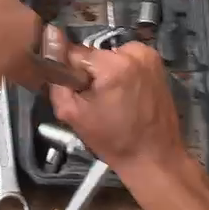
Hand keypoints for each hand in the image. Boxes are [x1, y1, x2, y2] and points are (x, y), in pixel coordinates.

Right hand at [48, 32, 188, 174]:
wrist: (154, 156)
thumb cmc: (113, 140)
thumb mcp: (72, 115)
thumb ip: (56, 83)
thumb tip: (51, 59)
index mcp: (113, 65)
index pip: (74, 53)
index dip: (69, 72)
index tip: (76, 92)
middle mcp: (134, 52)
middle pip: (93, 55)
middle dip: (89, 74)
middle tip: (94, 100)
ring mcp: (149, 56)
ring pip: (109, 57)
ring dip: (105, 73)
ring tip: (111, 100)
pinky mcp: (157, 63)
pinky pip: (126, 61)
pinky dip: (121, 73)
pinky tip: (125, 95)